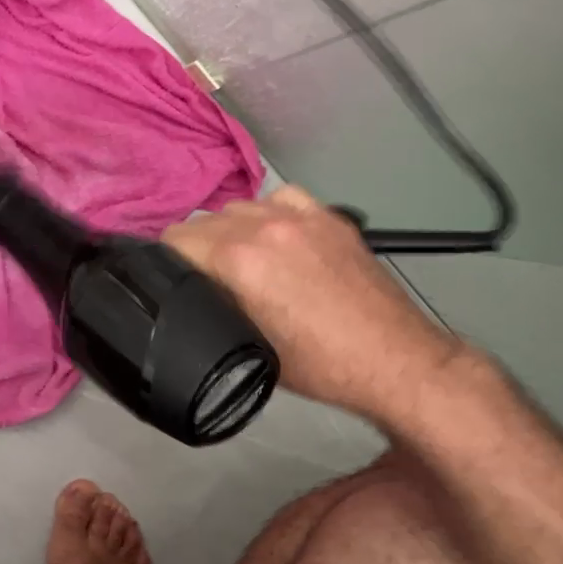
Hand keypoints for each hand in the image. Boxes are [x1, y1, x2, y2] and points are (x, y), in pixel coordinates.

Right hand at [162, 185, 474, 421]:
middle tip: (206, 279)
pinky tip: (275, 237)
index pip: (175, 238)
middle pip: (203, 220)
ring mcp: (300, 218)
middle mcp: (264, 228)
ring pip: (238, 206)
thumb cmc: (321, 366)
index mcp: (239, 260)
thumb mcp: (247, 343)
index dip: (165, 261)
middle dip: (196, 247)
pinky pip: (279, 198)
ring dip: (230, 229)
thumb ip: (212, 304)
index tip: (172, 280)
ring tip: (242, 260)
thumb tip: (190, 288)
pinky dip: (269, 213)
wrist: (397, 362)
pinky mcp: (329, 218)